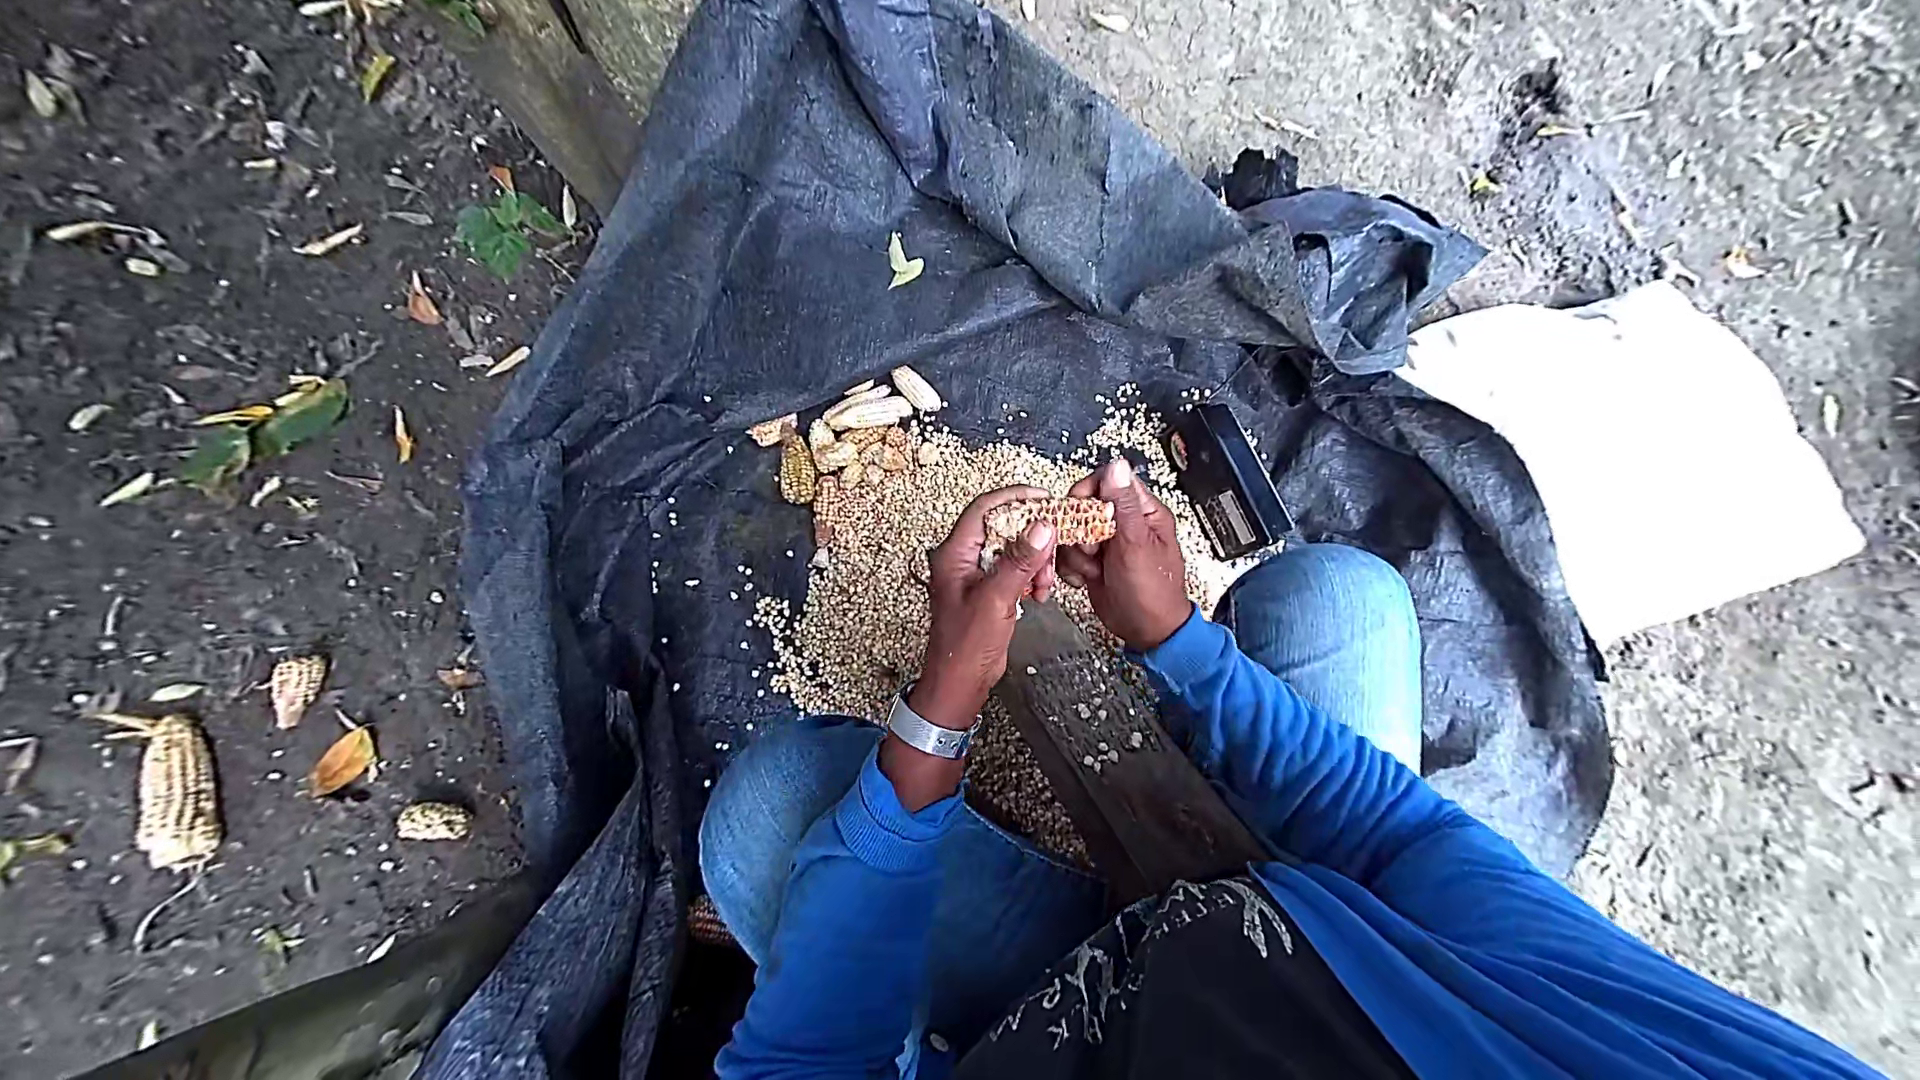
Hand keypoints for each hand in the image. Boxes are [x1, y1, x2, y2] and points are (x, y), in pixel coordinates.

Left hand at [910, 486, 1059, 728]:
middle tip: (1054, 544)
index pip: (984, 508)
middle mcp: (963, 558)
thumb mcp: (995, 599)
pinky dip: (1031, 576)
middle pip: (1003, 526)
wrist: (960, 682)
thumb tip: (1042, 526)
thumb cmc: (966, 645)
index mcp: (955, 553)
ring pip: (1013, 548)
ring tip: (1044, 583)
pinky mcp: (989, 588)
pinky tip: (1039, 593)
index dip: (1014, 498)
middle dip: (1032, 536)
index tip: (1043, 498)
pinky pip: (1015, 569)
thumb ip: (1019, 562)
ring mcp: (977, 573)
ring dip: (1035, 561)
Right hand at [1056, 458, 1191, 649]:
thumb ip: (1122, 504)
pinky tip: (1086, 579)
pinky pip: (1068, 554)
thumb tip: (1116, 465)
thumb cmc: (1152, 591)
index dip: (1087, 494)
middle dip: (1079, 530)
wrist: (1146, 631)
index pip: (1107, 481)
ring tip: (1094, 569)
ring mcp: (1106, 543)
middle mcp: (1123, 523)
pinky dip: (1071, 567)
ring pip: (1071, 532)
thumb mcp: (1136, 543)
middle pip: (1082, 507)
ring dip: (1076, 554)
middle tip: (1092, 549)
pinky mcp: (1092, 561)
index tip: (1081, 513)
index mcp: (1142, 511)